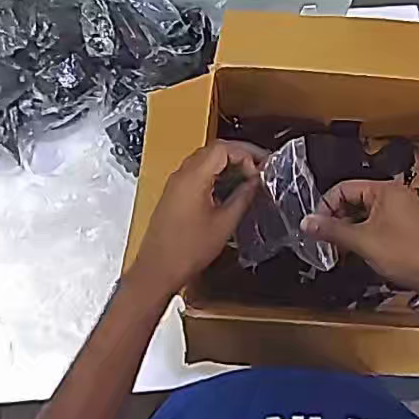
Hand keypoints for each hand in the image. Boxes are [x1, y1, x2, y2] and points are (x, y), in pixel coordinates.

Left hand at [129, 140, 266, 300]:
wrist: (158, 269)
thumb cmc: (190, 249)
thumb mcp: (224, 223)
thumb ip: (242, 197)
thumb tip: (255, 182)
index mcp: (193, 177)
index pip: (223, 148)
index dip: (246, 154)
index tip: (260, 169)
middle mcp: (181, 174)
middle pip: (213, 149)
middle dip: (239, 154)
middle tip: (260, 166)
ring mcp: (175, 183)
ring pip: (204, 160)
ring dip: (227, 163)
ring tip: (248, 176)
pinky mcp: (173, 194)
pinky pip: (196, 173)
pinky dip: (215, 173)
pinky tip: (229, 187)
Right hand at [301, 180, 418, 291]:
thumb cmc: (407, 254)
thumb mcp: (362, 241)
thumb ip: (332, 230)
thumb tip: (306, 222)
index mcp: (385, 190)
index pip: (344, 188)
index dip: (326, 206)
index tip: (316, 226)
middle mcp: (396, 195)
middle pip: (355, 200)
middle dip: (338, 219)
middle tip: (326, 240)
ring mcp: (405, 210)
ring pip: (366, 213)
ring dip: (351, 229)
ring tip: (341, 248)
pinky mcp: (409, 226)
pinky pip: (380, 223)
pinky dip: (366, 234)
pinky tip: (360, 251)